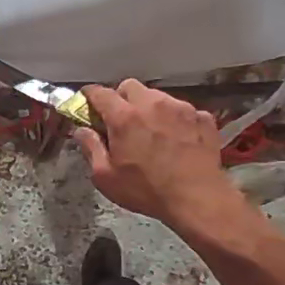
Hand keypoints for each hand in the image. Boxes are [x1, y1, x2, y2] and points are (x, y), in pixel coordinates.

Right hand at [75, 80, 263, 243]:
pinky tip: (176, 139)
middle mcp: (152, 104)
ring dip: (148, 108)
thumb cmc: (146, 190)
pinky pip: (182, 110)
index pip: (100, 93)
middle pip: (130, 86)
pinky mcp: (203, 117)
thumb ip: (90, 148)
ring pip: (157, 96)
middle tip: (120, 121)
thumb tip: (81, 131)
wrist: (197, 198)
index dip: (89, 96)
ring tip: (150, 131)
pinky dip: (174, 119)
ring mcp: (181, 108)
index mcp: (124, 117)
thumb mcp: (105, 176)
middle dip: (121, 98)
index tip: (86, 103)